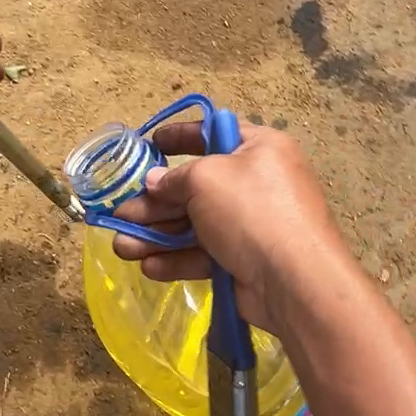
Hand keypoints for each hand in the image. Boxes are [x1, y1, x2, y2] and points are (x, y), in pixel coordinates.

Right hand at [109, 122, 361, 334]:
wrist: (295, 282)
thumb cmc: (252, 210)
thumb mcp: (207, 179)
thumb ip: (175, 178)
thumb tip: (154, 181)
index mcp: (259, 149)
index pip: (214, 133)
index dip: (181, 137)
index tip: (151, 142)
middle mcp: (257, 183)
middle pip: (196, 186)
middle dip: (155, 202)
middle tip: (120, 213)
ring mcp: (251, 225)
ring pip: (195, 225)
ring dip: (157, 235)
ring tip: (121, 248)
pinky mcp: (245, 261)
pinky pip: (204, 254)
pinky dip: (176, 259)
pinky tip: (147, 267)